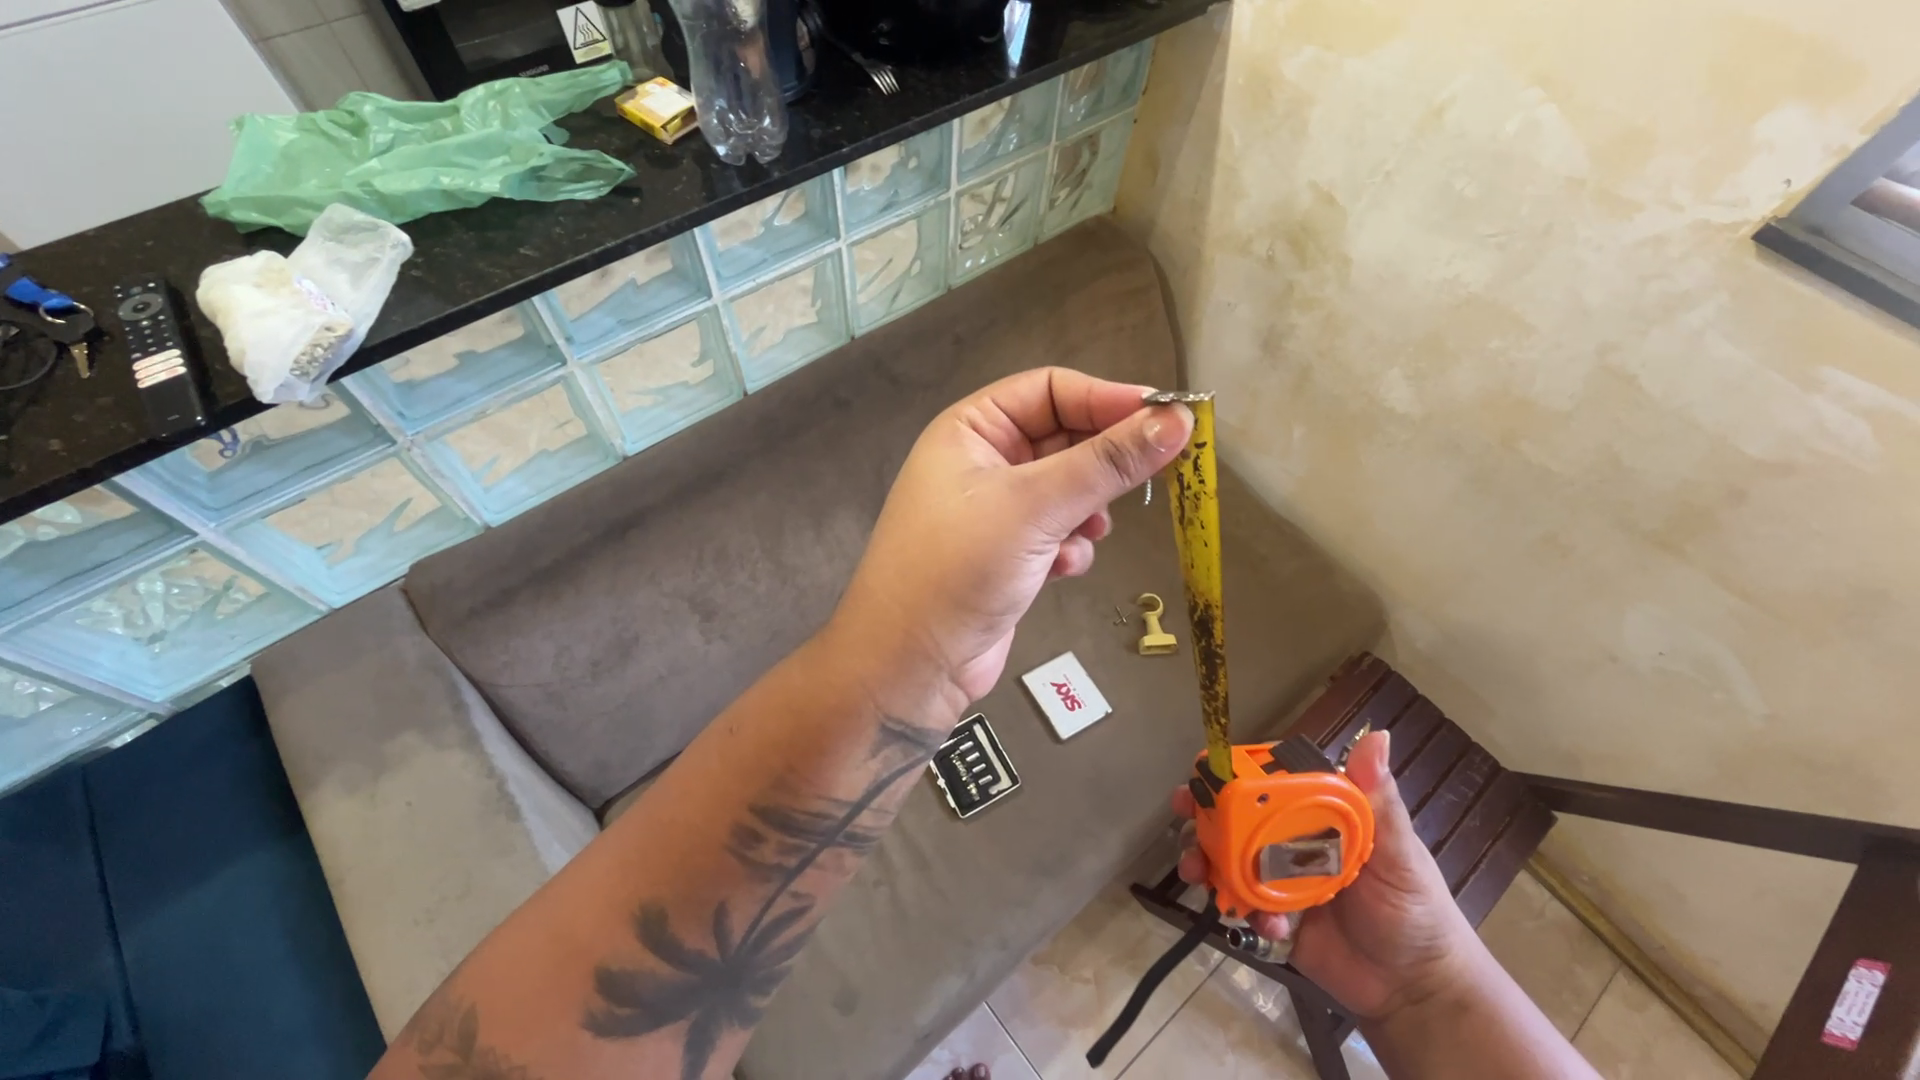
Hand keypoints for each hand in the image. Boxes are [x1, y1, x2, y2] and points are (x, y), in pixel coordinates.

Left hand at [834, 368, 1192, 702]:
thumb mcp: (1036, 506)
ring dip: (1087, 509)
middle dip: (1101, 463)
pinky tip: (1062, 567)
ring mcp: (995, 510)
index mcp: (972, 429)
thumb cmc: (959, 568)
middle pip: (1064, 438)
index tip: (1168, 416)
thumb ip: (1107, 463)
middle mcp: (982, 461)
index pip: (1051, 390)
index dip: (1108, 399)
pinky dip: (1069, 546)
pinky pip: (1057, 532)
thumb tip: (1177, 419)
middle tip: (1155, 474)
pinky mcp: (1008, 554)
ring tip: (1089, 531)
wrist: (910, 665)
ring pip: (1067, 489)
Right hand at [1172, 731, 1482, 1019]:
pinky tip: (1264, 924)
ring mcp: (1276, 880)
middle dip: (1203, 812)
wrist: (1416, 990)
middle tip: (1183, 811)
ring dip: (1205, 858)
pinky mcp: (1270, 918)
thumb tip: (1377, 736)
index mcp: (1319, 816)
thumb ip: (1379, 801)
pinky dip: (1242, 910)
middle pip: (1235, 816)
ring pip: (1226, 857)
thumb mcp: (1400, 853)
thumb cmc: (1416, 911)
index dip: (1235, 772)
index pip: (1270, 782)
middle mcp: (1291, 841)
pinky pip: (1241, 905)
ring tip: (1197, 870)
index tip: (1205, 768)